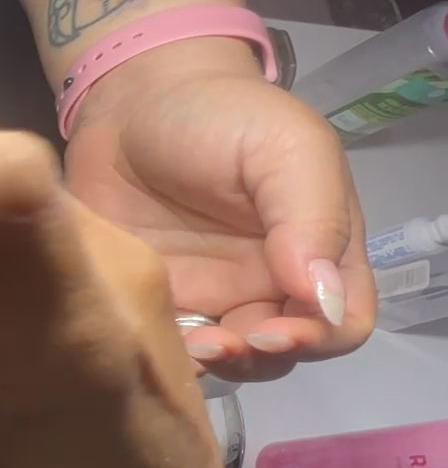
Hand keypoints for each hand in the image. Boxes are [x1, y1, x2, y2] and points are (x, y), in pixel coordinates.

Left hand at [65, 39, 374, 382]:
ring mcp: (192, 289)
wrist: (129, 105)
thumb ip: (309, 218)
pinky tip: (134, 338)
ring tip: (182, 347)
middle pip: (272, 350)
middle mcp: (255, 282)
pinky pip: (149, 331)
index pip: (337, 320)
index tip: (275, 333)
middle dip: (253, 359)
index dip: (317, 337)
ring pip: (210, 352)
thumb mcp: (285, 152)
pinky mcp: (135, 286)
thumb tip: (322, 293)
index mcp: (311, 252)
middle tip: (216, 345)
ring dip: (203, 361)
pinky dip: (149, 345)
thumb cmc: (221, 118)